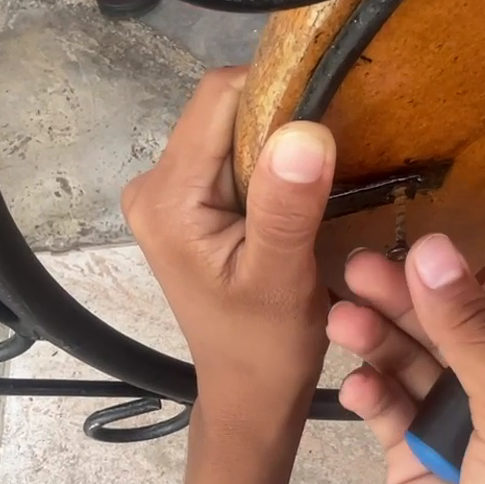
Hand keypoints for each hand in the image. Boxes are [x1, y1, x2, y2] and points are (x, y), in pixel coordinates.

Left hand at [123, 68, 336, 415]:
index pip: (220, 98)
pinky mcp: (187, 205)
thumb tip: (305, 129)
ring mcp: (167, 194)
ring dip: (278, 146)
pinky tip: (296, 195)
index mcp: (167, 199)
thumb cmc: (266, 347)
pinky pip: (232, 158)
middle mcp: (153, 185)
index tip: (330, 118)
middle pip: (224, 112)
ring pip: (232, 132)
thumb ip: (286, 206)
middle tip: (331, 161)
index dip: (279, 92)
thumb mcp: (282, 279)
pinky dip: (269, 167)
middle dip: (281, 124)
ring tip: (317, 182)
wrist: (248, 391)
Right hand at [326, 234, 484, 483]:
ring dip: (381, 338)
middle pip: (457, 329)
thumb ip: (470, 333)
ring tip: (342, 316)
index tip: (438, 273)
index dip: (478, 286)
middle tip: (360, 270)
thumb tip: (431, 249)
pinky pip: (391, 408)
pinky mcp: (416, 456)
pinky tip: (356, 386)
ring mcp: (461, 426)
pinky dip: (372, 393)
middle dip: (411, 301)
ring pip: (416, 362)